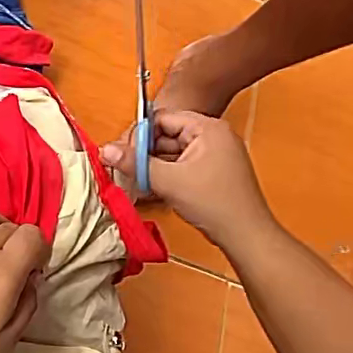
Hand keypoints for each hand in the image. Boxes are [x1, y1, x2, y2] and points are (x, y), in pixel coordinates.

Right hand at [101, 111, 275, 248]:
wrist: (246, 235)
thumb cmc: (216, 204)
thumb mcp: (169, 181)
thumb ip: (135, 163)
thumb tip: (107, 150)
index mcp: (208, 128)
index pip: (163, 118)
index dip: (140, 134)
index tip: (123, 152)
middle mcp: (214, 136)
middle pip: (168, 135)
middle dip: (146, 152)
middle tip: (126, 168)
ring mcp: (216, 155)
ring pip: (175, 152)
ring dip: (156, 165)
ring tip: (138, 180)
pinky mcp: (215, 173)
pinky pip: (184, 165)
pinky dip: (169, 174)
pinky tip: (155, 188)